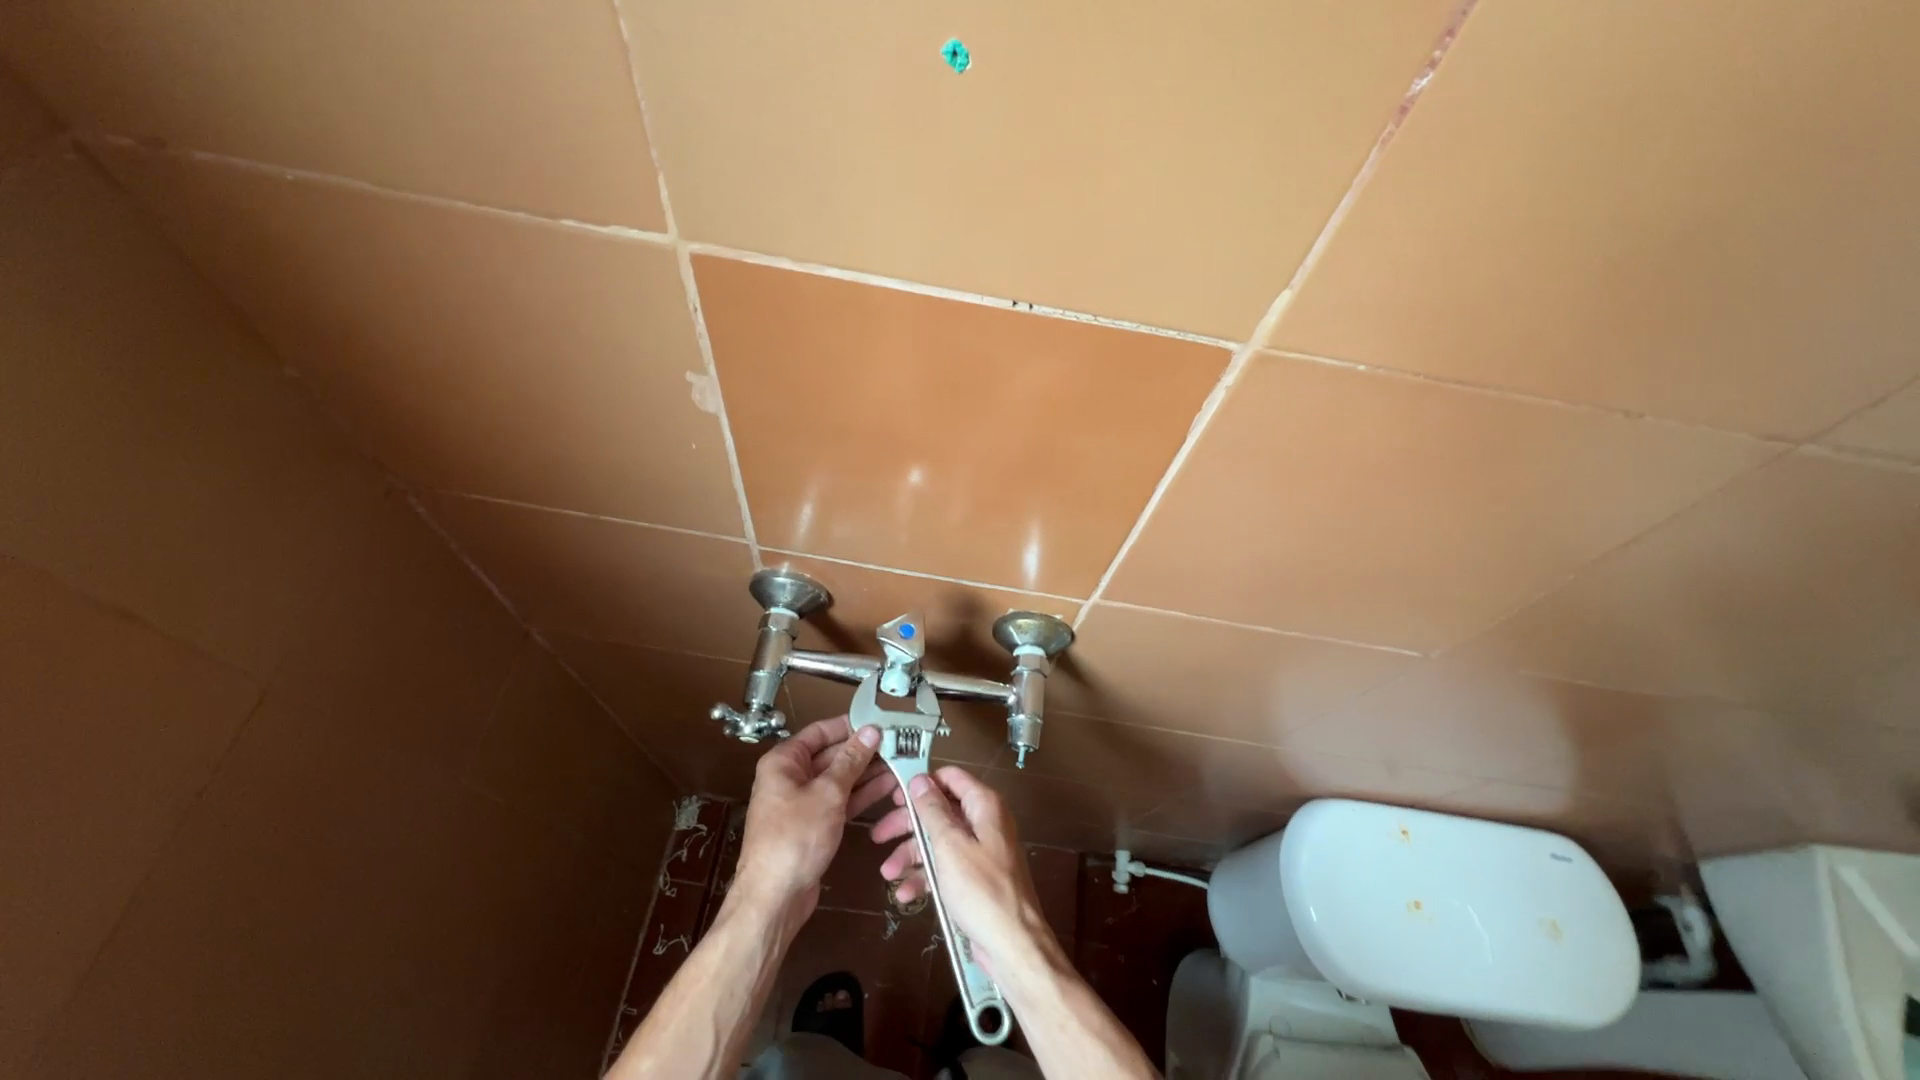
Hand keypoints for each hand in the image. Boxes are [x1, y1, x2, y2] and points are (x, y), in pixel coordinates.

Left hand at [729, 716, 897, 921]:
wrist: (775, 896)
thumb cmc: (795, 838)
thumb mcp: (828, 793)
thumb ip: (851, 761)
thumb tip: (870, 731)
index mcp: (784, 762)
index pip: (820, 732)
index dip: (849, 725)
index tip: (879, 722)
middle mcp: (790, 778)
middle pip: (830, 755)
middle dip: (863, 751)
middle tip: (898, 744)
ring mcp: (802, 803)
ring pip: (838, 779)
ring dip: (866, 772)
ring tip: (900, 763)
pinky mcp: (813, 825)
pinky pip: (839, 801)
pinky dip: (860, 795)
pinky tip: (886, 787)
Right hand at [871, 766, 1056, 970]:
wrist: (1012, 944)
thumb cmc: (980, 889)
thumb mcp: (950, 845)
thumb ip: (932, 810)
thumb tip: (920, 778)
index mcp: (985, 806)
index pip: (950, 778)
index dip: (921, 784)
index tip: (893, 797)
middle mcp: (985, 822)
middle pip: (941, 811)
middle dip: (908, 824)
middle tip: (878, 836)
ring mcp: (982, 851)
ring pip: (940, 841)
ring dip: (912, 855)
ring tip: (887, 874)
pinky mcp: (977, 878)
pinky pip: (947, 867)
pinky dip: (927, 876)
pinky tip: (906, 894)